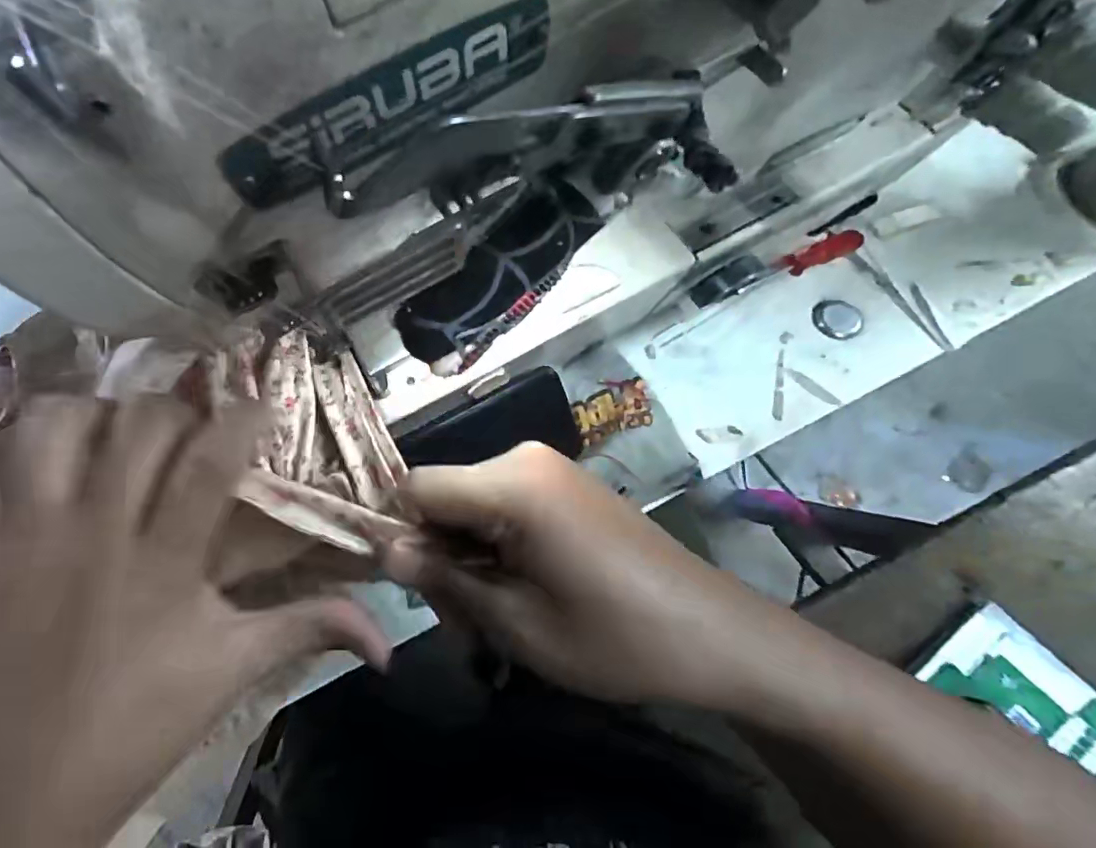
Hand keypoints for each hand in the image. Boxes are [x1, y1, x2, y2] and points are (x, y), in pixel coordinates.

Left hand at [0, 395, 389, 847]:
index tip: (257, 405)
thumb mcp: (232, 674)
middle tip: (180, 428)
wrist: (12, 802)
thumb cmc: (134, 728)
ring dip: (87, 411)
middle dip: (171, 411)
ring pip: (51, 427)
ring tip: (104, 427)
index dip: (242, 418)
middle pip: (138, 427)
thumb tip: (389, 639)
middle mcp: (94, 532)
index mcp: (165, 562)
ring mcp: (21, 537)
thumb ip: (310, 632)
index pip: (211, 461)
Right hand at [381, 442, 794, 711]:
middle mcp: (524, 459)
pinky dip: (494, 545)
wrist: (710, 631)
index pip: (416, 486)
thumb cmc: (614, 636)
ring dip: (466, 558)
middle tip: (461, 624)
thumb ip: (445, 580)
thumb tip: (385, 550)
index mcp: (512, 483)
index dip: (399, 533)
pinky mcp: (563, 484)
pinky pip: (503, 505)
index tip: (410, 589)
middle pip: (443, 496)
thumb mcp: (517, 622)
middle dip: (438, 556)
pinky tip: (518, 591)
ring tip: (492, 619)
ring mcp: (547, 468)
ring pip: (470, 504)